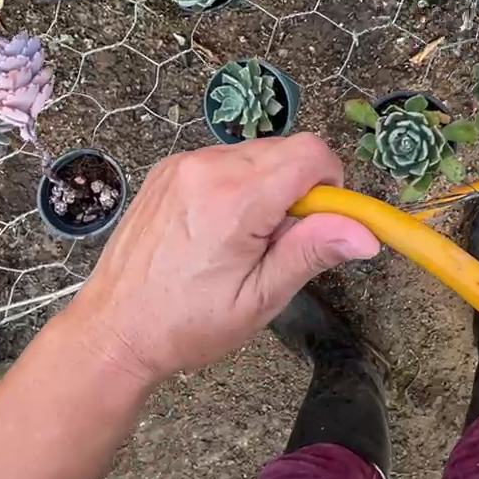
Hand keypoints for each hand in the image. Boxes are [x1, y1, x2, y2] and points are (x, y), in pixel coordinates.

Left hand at [57, 133, 380, 389]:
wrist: (112, 329)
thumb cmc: (186, 324)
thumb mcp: (259, 299)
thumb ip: (312, 252)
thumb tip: (365, 232)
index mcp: (236, 198)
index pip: (312, 152)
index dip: (331, 182)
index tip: (320, 220)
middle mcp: (209, 165)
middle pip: (287, 148)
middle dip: (300, 186)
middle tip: (279, 239)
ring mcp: (185, 161)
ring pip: (258, 151)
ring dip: (269, 183)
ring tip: (245, 236)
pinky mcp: (170, 166)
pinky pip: (226, 157)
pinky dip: (238, 181)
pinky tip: (219, 225)